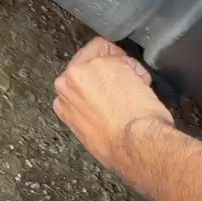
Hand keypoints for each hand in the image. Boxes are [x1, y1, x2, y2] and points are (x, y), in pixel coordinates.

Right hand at [52, 37, 174, 171]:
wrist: (132, 143)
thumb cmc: (116, 146)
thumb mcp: (88, 133)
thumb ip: (85, 112)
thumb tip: (100, 106)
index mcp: (61, 102)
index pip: (77, 80)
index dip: (97, 83)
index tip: (109, 90)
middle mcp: (66, 83)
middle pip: (87, 59)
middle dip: (108, 68)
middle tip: (124, 87)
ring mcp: (83, 70)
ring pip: (106, 54)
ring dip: (123, 68)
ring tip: (133, 91)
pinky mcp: (104, 61)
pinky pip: (124, 57)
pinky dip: (136, 70)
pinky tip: (140, 88)